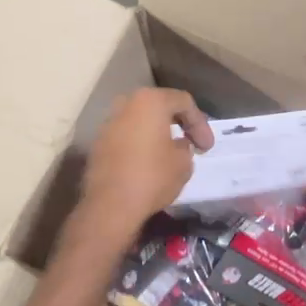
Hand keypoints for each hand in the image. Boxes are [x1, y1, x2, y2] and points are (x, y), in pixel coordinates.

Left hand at [76, 88, 213, 239]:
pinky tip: (149, 161)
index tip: (207, 147)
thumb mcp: (183, 163)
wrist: (109, 204)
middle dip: (179, 123)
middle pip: (160, 106)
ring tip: (171, 152)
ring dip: (157, 133)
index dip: (200, 123)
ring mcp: (109, 122)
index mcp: (151, 101)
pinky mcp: (99, 142)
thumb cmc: (152, 177)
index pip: (183, 102)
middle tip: (192, 142)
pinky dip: (140, 143)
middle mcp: (127, 104)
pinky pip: (127, 136)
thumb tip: (178, 144)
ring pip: (140, 120)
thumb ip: (185, 147)